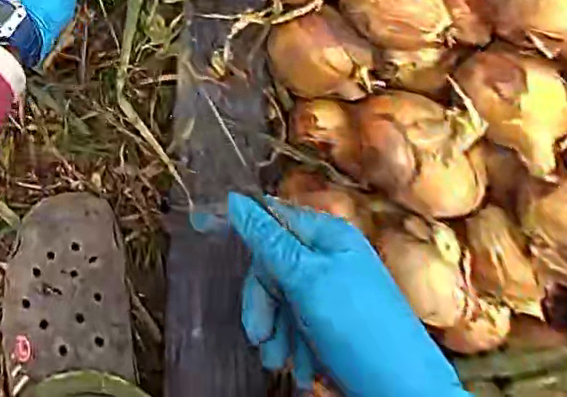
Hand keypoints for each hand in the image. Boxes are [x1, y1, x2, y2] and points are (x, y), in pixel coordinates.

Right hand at [228, 192, 463, 396]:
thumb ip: (269, 239)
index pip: (272, 218)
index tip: (207, 240)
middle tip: (259, 337)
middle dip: (263, 300)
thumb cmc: (360, 332)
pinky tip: (302, 368)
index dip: (247, 236)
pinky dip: (296, 344)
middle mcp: (332, 256)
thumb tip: (234, 198)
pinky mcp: (339, 326)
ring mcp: (337, 292)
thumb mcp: (307, 280)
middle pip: (275, 262)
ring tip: (282, 362)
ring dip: (277, 329)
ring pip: (285, 297)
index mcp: (328, 234)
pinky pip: (302, 324)